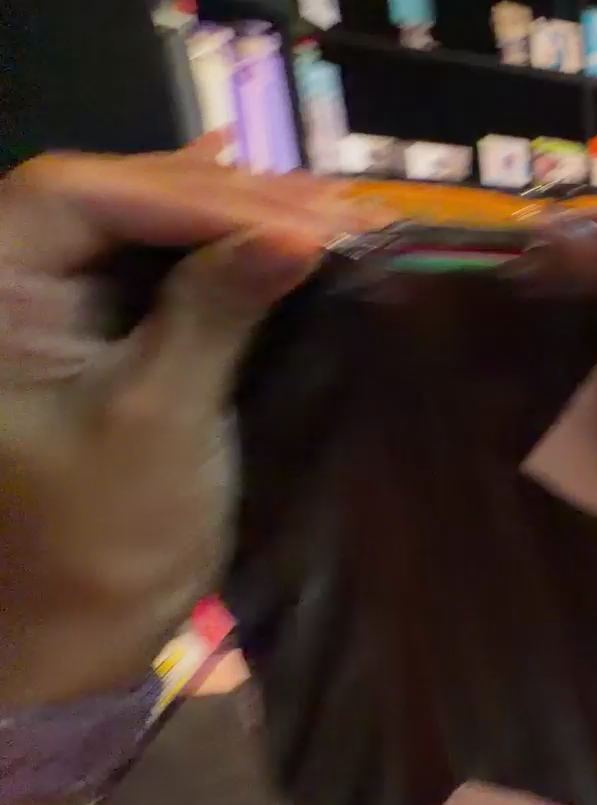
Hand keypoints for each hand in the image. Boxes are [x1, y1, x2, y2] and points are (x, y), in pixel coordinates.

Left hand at [0, 142, 379, 704]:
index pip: (76, 198)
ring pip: (157, 218)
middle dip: (241, 198)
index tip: (312, 227)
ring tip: (349, 215)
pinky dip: (247, 239)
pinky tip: (294, 218)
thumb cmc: (101, 526)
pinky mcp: (122, 326)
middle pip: (122, 193)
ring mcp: (67, 299)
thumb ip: (213, 314)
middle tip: (355, 217)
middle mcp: (9, 276)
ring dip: (255, 211)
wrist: (81, 610)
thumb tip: (298, 237)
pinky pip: (181, 260)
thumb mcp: (157, 415)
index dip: (197, 197)